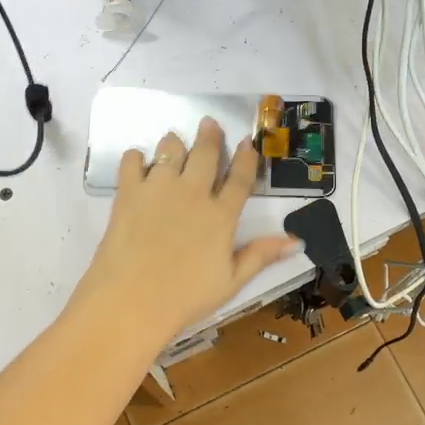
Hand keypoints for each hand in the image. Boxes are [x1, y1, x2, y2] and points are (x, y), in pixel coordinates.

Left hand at [68, 117, 299, 346]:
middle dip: (210, 135)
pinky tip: (139, 162)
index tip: (247, 142)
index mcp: (221, 216)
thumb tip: (296, 241)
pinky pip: (131, 161)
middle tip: (209, 124)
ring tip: (174, 141)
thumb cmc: (185, 298)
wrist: (131, 301)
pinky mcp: (128, 193)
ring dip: (175, 143)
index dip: (247, 157)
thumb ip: (261, 255)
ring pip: (170, 150)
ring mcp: (159, 189)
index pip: (240, 178)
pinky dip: (136, 157)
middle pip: (205, 153)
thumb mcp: (231, 282)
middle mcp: (193, 194)